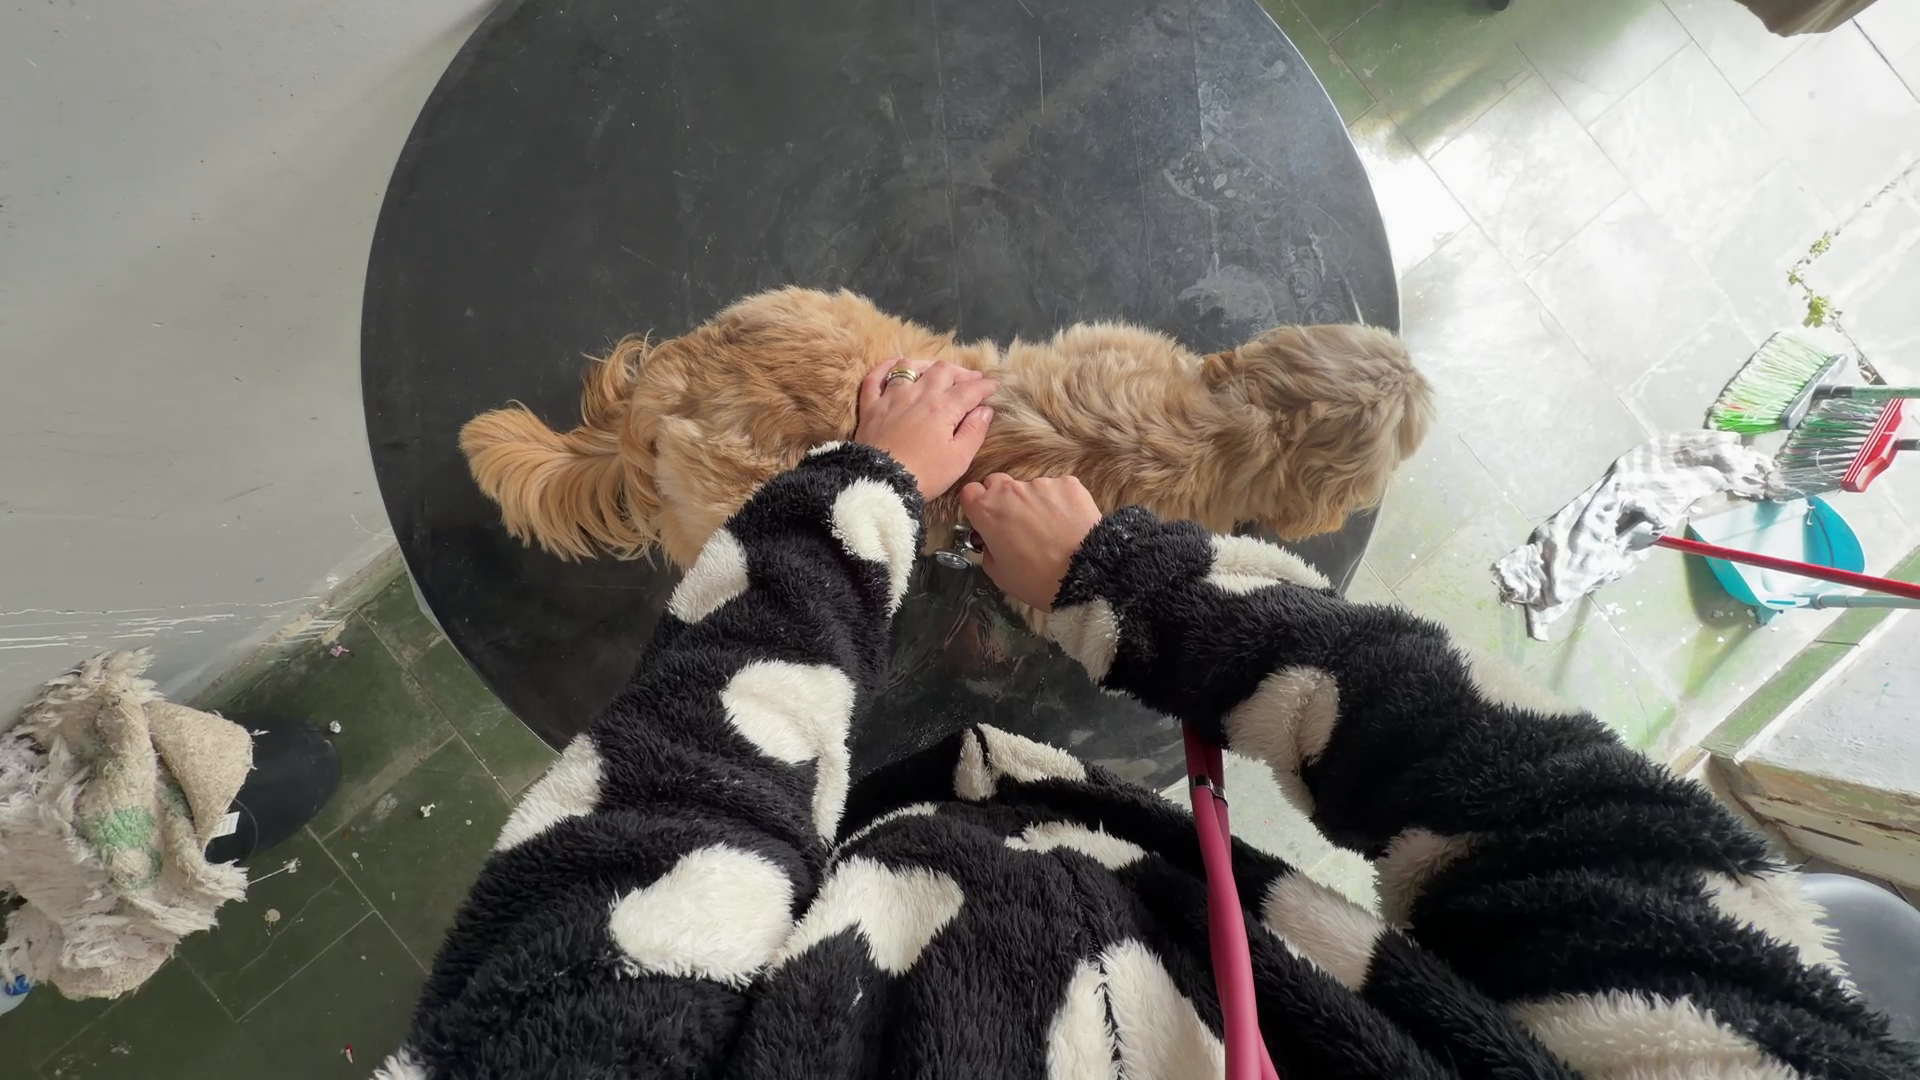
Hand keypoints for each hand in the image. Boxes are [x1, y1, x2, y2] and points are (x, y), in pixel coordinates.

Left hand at [854, 358, 997, 498]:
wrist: (881, 484)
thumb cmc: (925, 475)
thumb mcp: (959, 459)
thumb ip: (974, 432)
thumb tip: (985, 410)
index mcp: (943, 408)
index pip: (969, 390)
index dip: (984, 386)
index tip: (994, 386)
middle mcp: (919, 395)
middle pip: (942, 370)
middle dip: (960, 372)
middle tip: (970, 379)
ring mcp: (892, 397)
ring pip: (909, 367)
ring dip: (927, 365)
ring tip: (936, 371)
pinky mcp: (870, 406)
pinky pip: (875, 378)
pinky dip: (885, 368)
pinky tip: (894, 366)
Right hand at [959, 474, 1102, 610]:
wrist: (1085, 574)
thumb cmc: (1038, 580)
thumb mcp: (999, 575)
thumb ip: (987, 551)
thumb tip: (991, 542)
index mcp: (987, 511)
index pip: (969, 492)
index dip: (976, 505)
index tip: (985, 519)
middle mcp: (1010, 490)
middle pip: (996, 483)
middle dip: (1001, 499)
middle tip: (1015, 524)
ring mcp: (1040, 484)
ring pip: (1029, 487)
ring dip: (1033, 502)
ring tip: (1049, 529)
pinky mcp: (1068, 484)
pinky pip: (1057, 489)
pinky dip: (1059, 502)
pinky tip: (1067, 523)